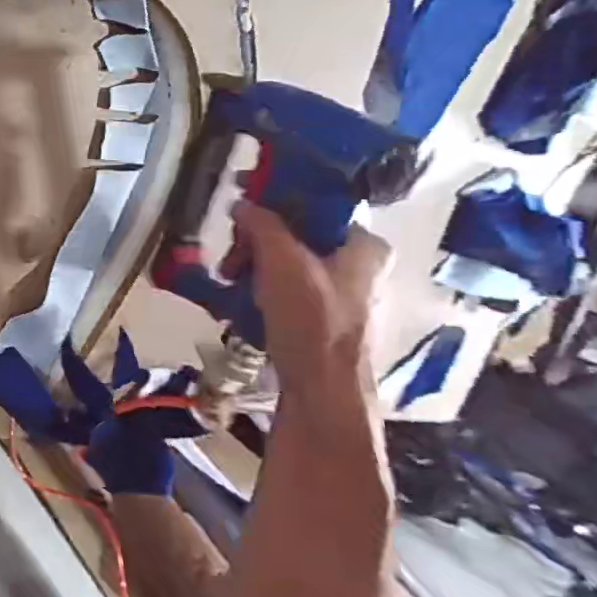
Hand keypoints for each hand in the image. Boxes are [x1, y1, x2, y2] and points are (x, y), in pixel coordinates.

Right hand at [231, 202, 389, 395]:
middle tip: (232, 249)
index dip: (280, 196)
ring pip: (289, 264)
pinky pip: (286, 292)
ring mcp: (343, 300)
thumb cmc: (312, 323)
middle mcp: (360, 270)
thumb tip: (241, 204)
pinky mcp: (322, 326)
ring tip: (230, 277)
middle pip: (300, 234)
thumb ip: (262, 224)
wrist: (322, 400)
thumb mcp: (283, 261)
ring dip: (254, 264)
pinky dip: (261, 289)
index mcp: (366, 248)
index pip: (321, 204)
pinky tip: (240, 298)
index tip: (244, 197)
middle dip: (258, 238)